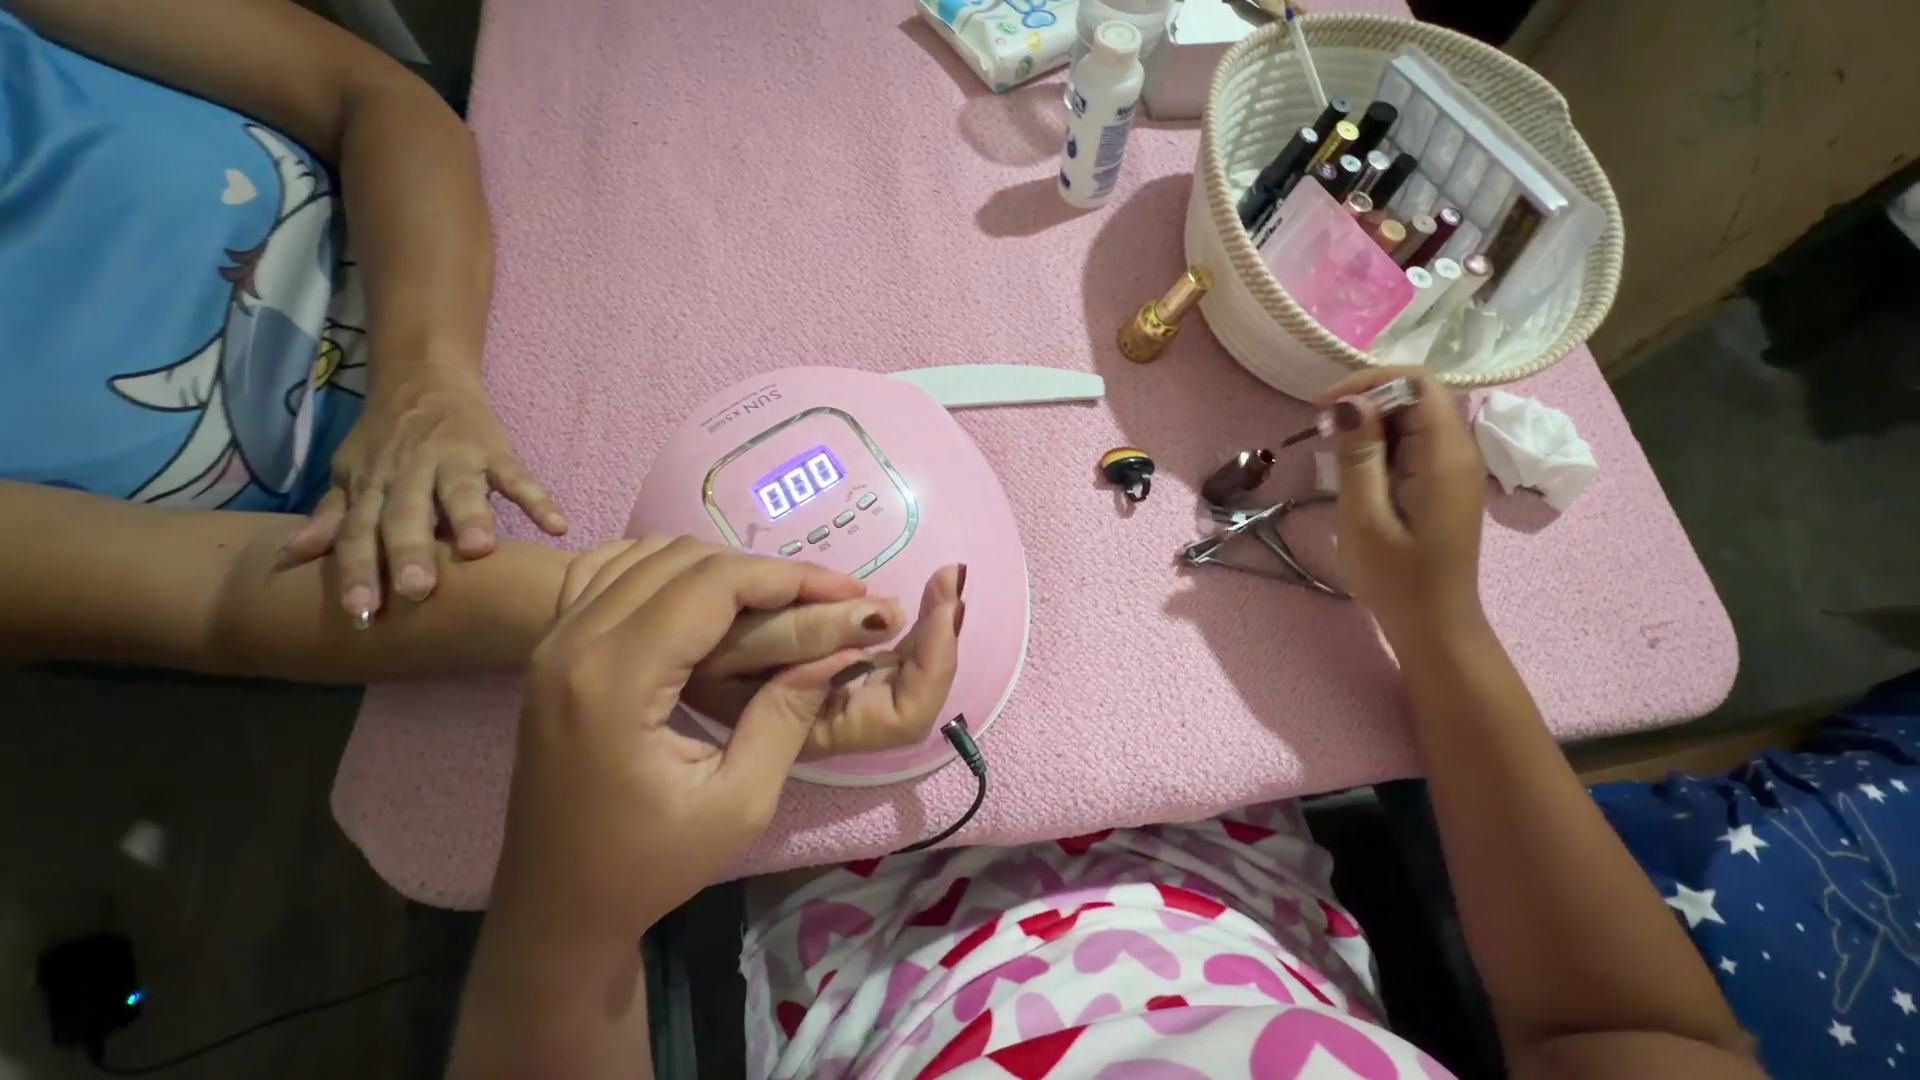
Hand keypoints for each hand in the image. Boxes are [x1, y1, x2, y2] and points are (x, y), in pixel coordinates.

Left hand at [282, 365, 566, 623]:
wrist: (424, 377)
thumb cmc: (388, 436)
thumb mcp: (353, 472)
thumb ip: (333, 514)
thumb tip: (294, 556)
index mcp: (373, 484)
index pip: (359, 532)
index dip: (358, 571)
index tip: (360, 612)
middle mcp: (410, 472)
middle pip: (407, 515)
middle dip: (411, 550)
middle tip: (417, 590)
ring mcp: (456, 459)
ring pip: (461, 491)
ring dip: (471, 518)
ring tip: (479, 551)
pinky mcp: (496, 451)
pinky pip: (518, 478)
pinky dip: (538, 499)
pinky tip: (556, 525)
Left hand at [501, 539, 959, 931]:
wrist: (555, 909)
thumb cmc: (648, 867)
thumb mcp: (739, 802)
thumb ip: (789, 713)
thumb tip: (840, 649)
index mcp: (615, 681)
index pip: (712, 584)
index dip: (788, 576)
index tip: (847, 590)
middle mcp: (573, 643)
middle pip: (682, 559)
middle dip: (762, 570)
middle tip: (823, 598)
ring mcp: (552, 641)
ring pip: (646, 555)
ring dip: (717, 566)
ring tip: (773, 600)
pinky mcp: (549, 650)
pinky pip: (606, 572)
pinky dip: (662, 567)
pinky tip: (699, 596)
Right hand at [1321, 368, 1486, 638]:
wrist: (1434, 624)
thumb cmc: (1396, 577)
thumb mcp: (1365, 516)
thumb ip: (1359, 454)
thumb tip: (1350, 402)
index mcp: (1446, 455)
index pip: (1418, 383)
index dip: (1370, 382)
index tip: (1325, 406)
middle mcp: (1459, 451)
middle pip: (1418, 396)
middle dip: (1367, 400)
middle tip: (1322, 428)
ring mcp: (1454, 467)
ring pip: (1414, 418)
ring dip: (1372, 421)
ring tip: (1332, 446)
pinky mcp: (1443, 482)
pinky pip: (1415, 443)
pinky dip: (1382, 442)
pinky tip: (1356, 465)